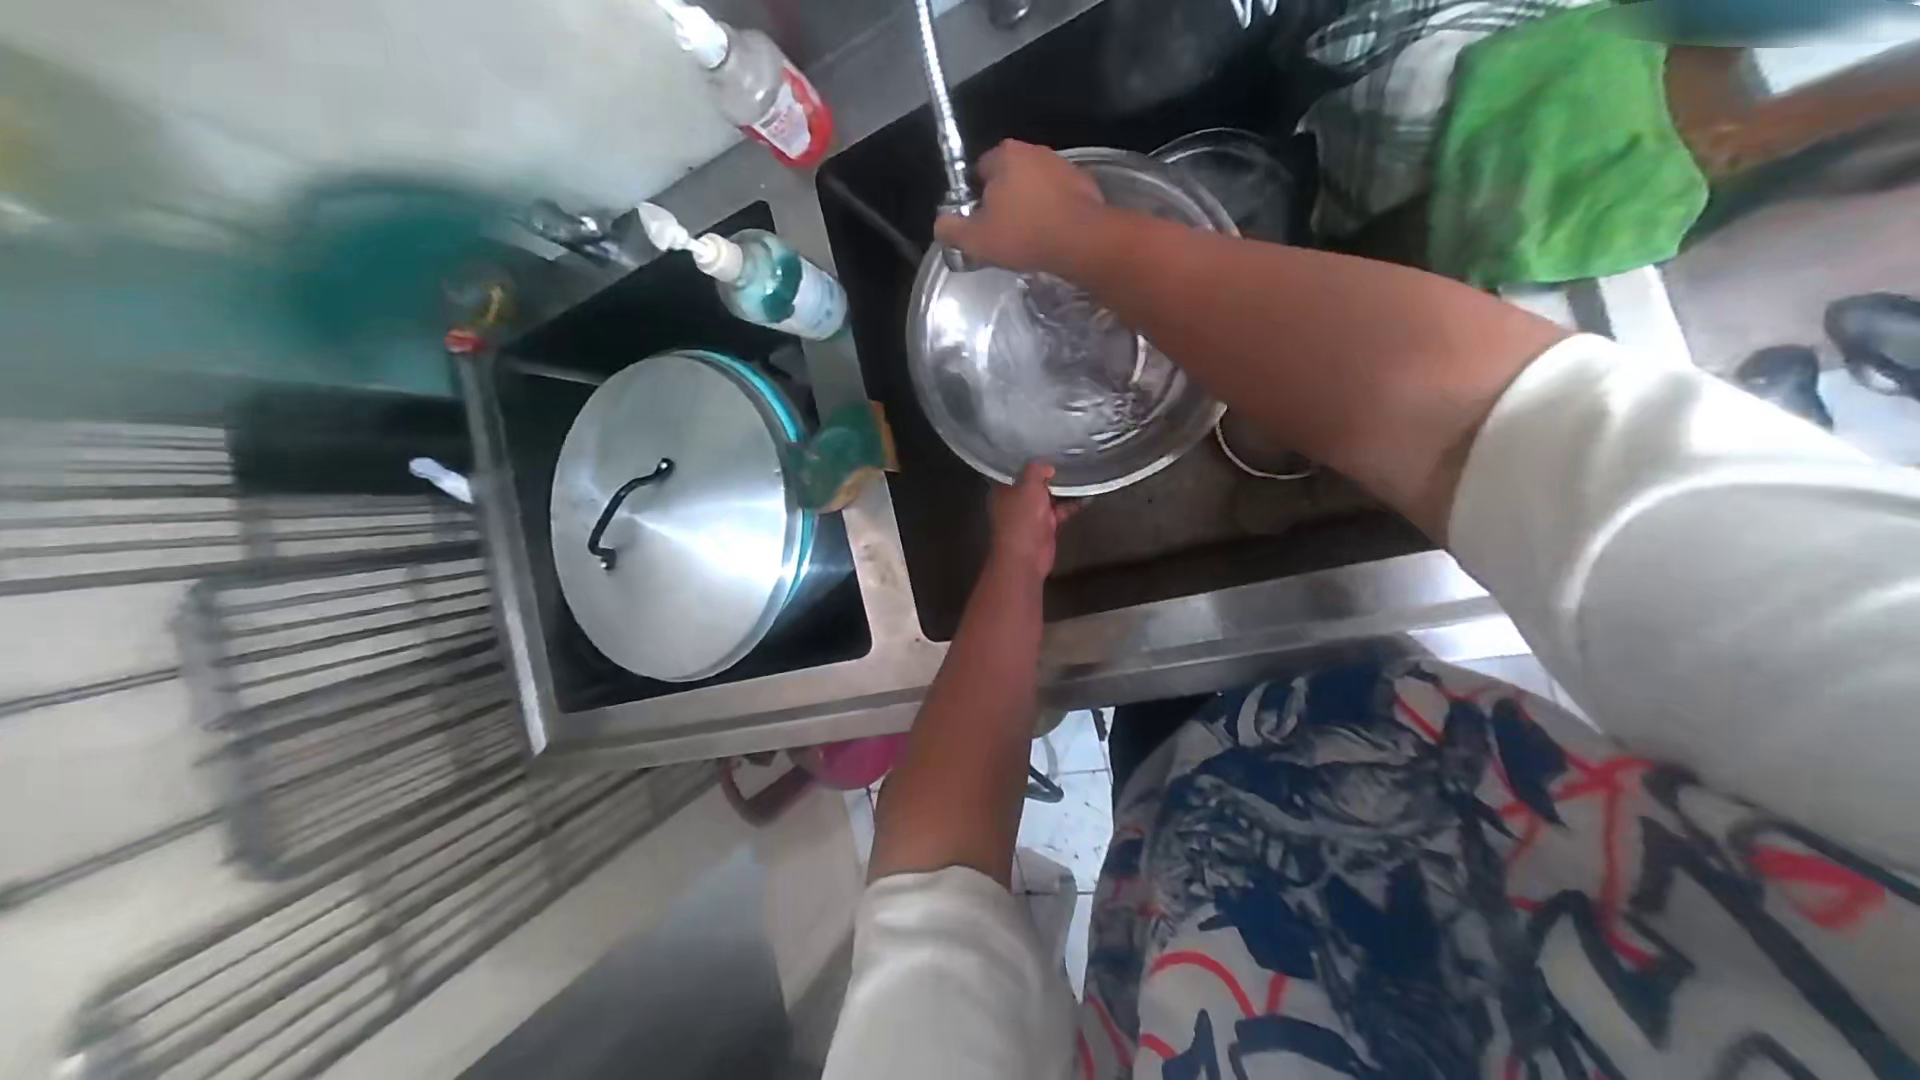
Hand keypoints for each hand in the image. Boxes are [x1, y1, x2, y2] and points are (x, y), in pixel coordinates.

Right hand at [934, 140, 1106, 275]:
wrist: (1080, 241)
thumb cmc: (1022, 235)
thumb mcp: (975, 239)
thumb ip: (951, 229)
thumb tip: (940, 224)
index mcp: (1004, 155)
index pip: (978, 171)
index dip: (975, 198)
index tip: (979, 223)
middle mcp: (1033, 150)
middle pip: (1008, 177)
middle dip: (1003, 201)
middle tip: (1002, 234)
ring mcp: (1062, 165)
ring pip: (1035, 187)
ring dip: (1030, 207)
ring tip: (1028, 238)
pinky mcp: (1084, 184)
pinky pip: (1058, 198)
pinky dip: (1053, 213)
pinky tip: (1051, 236)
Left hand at [987, 462, 1076, 579]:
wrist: (1026, 557)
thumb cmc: (1022, 518)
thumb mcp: (1028, 487)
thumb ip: (1036, 471)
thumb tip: (1048, 466)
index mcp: (1003, 489)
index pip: (1014, 468)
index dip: (1028, 457)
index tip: (1044, 444)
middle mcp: (1016, 499)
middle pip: (1033, 481)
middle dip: (1049, 471)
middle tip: (1068, 454)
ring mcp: (1031, 513)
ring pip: (1049, 496)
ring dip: (1063, 487)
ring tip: (1081, 469)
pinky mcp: (1046, 525)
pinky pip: (1061, 510)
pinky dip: (1073, 503)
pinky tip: (1087, 493)